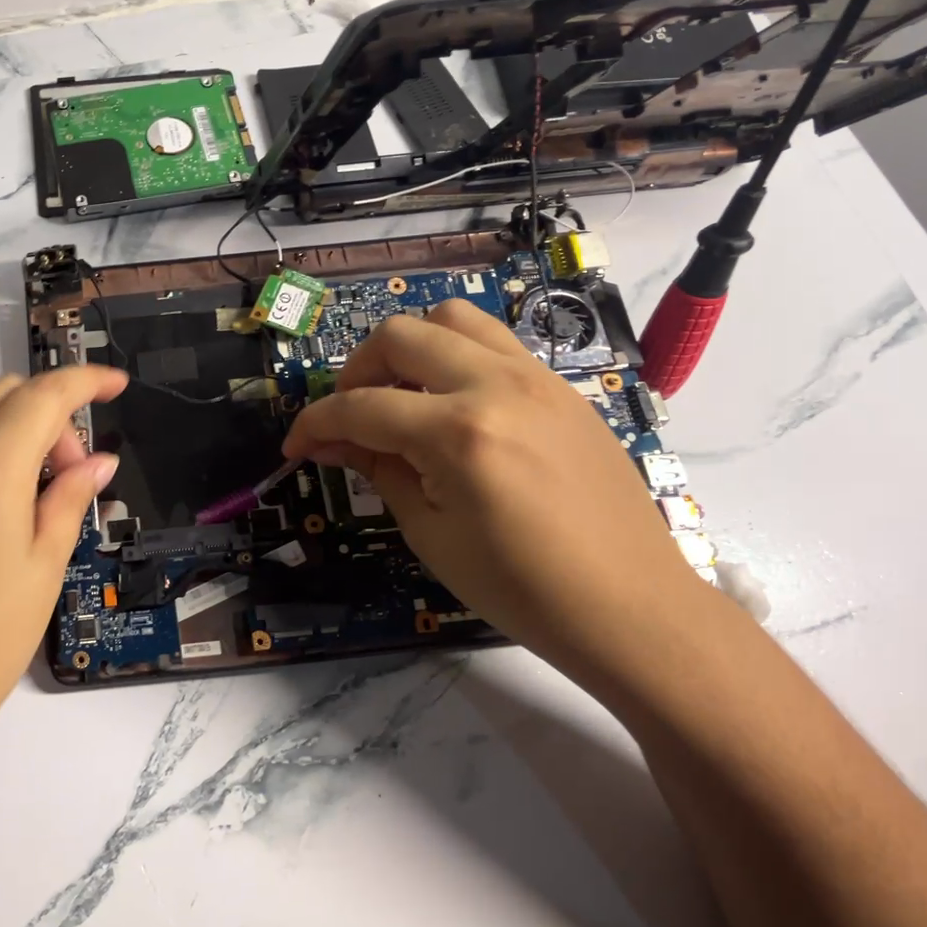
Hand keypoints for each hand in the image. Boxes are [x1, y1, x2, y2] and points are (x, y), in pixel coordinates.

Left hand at [0, 365, 126, 740]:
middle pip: (2, 393)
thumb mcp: (43, 571)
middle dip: (48, 412)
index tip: (116, 386)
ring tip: (30, 488)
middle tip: (70, 471)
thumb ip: (70, 500)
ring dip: (7, 425)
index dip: (86, 382)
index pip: (44, 397)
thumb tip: (99, 461)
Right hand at [282, 301, 698, 672]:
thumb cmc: (521, 589)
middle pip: (401, 335)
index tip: (297, 446)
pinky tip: (452, 409)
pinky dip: (456, 360)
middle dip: (357, 371)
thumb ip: (378, 470)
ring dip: (411, 349)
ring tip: (402, 396)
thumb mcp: (430, 533)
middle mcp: (496, 387)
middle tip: (350, 416)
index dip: (315, 423)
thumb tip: (332, 443)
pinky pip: (494, 345)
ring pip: (453, 319)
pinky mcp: (561, 389)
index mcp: (458, 433)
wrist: (629, 607)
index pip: (361, 406)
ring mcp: (537, 380)